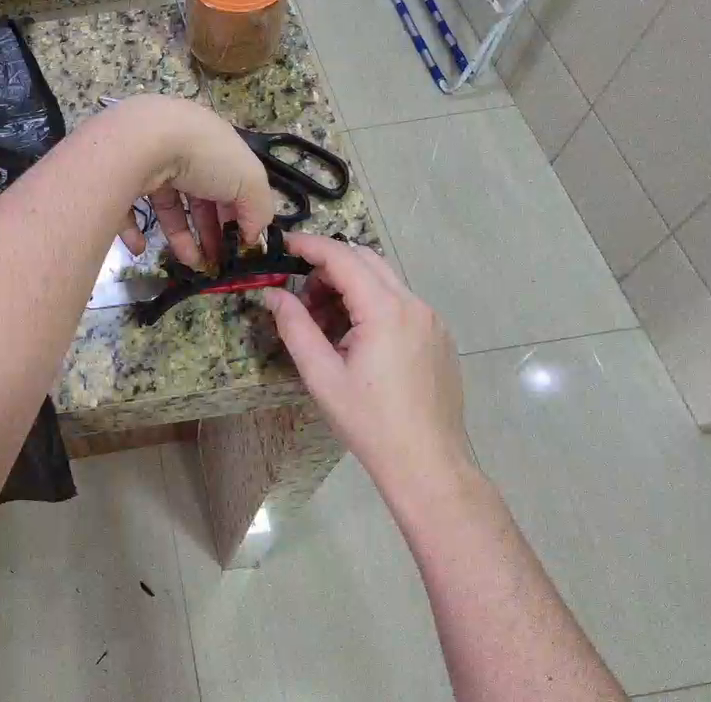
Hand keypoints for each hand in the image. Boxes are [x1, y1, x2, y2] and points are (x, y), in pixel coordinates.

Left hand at [93, 96, 275, 270]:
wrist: (140, 141)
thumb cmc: (204, 156)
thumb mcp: (249, 180)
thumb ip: (259, 208)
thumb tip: (253, 235)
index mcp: (213, 143)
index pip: (229, 180)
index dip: (237, 212)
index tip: (240, 244)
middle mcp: (178, 148)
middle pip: (198, 196)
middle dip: (209, 230)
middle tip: (215, 261)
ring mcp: (146, 162)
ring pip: (166, 204)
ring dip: (179, 236)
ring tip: (190, 263)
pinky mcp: (118, 178)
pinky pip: (127, 208)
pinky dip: (134, 232)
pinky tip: (141, 249)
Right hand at [262, 233, 473, 492]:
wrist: (428, 464)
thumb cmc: (369, 422)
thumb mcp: (321, 375)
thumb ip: (294, 327)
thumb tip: (271, 294)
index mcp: (385, 310)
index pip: (342, 257)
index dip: (309, 246)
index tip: (282, 246)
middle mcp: (414, 305)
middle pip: (366, 260)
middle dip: (329, 267)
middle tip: (302, 297)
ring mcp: (432, 320)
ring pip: (384, 280)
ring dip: (350, 287)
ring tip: (325, 325)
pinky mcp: (439, 336)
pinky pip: (400, 303)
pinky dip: (372, 304)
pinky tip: (356, 341)